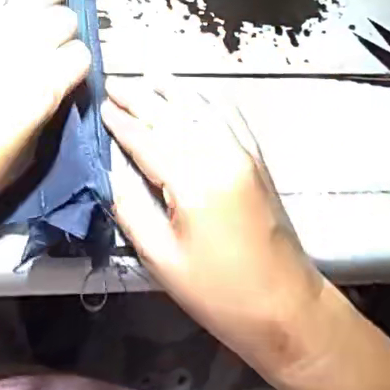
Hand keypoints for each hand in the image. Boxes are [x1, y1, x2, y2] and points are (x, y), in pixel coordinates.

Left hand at [0, 0, 91, 236]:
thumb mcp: (26, 159)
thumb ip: (48, 115)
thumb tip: (60, 88)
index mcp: (39, 92)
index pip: (80, 56)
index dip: (81, 64)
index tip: (74, 74)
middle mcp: (18, 56)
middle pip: (61, 21)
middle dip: (68, 30)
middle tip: (61, 44)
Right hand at [104, 78, 343, 376]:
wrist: (288, 309)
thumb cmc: (219, 292)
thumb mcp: (161, 257)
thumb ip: (129, 207)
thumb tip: (109, 170)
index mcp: (193, 182)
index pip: (147, 139)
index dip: (121, 123)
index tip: (101, 107)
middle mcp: (219, 157)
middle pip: (172, 116)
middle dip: (140, 99)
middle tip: (114, 84)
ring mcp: (242, 155)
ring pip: (200, 109)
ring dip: (171, 93)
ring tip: (147, 79)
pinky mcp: (257, 160)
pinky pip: (230, 117)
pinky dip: (207, 100)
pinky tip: (194, 95)